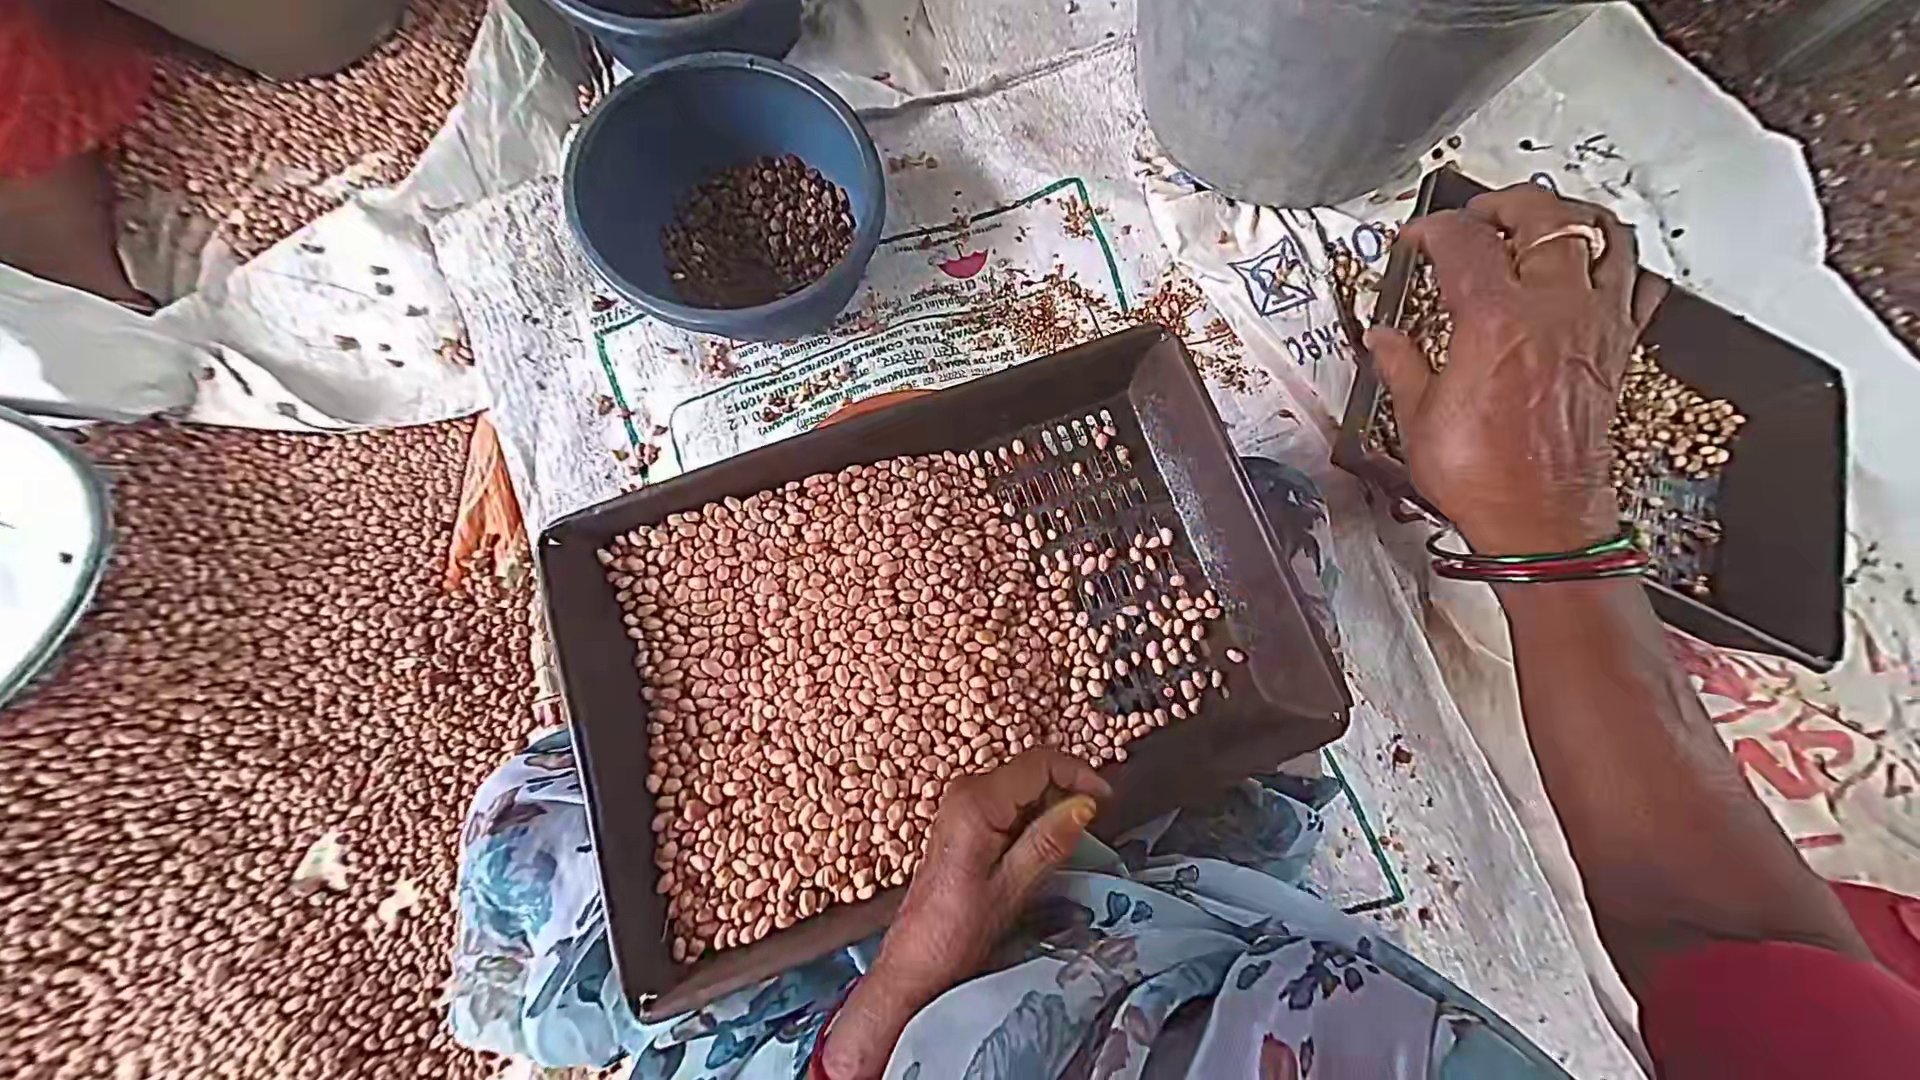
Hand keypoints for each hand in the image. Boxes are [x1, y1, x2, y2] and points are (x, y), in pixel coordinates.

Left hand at [817, 750, 1108, 1078]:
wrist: (915, 960)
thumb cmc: (958, 930)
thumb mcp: (1011, 888)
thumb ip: (1049, 840)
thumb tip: (1085, 803)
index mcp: (977, 800)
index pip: (1038, 762)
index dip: (1077, 772)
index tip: (1105, 797)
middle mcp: (966, 789)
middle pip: (1030, 769)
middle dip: (1066, 788)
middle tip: (1092, 824)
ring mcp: (962, 801)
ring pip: (1021, 784)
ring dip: (1050, 803)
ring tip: (1070, 840)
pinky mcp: (963, 816)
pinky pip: (1008, 801)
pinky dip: (1032, 814)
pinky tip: (1042, 845)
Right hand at [1364, 184, 1664, 554]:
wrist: (1537, 514)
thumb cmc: (1477, 472)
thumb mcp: (1416, 416)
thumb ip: (1400, 363)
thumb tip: (1382, 337)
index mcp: (1494, 325)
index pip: (1467, 246)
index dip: (1435, 230)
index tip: (1415, 235)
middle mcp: (1553, 312)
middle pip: (1545, 220)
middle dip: (1504, 204)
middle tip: (1474, 211)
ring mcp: (1593, 325)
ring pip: (1603, 234)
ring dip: (1566, 215)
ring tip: (1535, 218)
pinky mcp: (1615, 347)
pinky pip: (1631, 280)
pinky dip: (1610, 257)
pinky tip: (1588, 265)